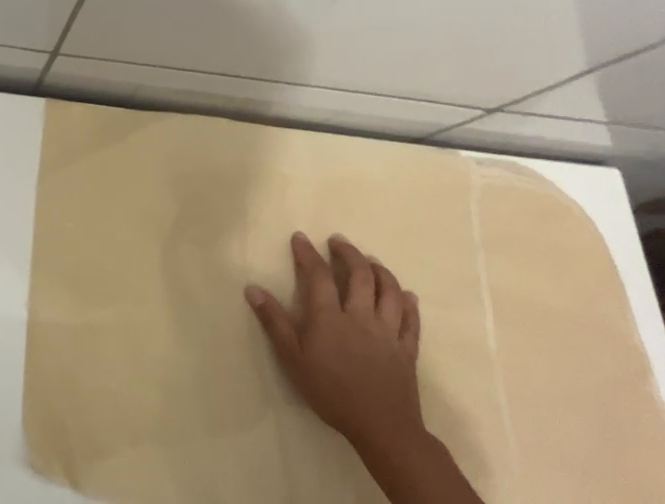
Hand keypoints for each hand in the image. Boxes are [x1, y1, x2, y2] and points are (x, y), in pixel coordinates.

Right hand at [246, 232, 424, 451]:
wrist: (382, 427)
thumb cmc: (330, 392)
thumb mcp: (292, 359)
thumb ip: (274, 322)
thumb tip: (253, 289)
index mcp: (329, 318)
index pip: (318, 276)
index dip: (308, 254)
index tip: (300, 237)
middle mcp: (361, 317)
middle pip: (360, 276)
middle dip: (349, 254)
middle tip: (338, 241)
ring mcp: (388, 332)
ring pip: (389, 292)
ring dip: (380, 271)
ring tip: (371, 260)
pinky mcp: (408, 349)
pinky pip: (411, 320)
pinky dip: (408, 303)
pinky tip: (405, 294)